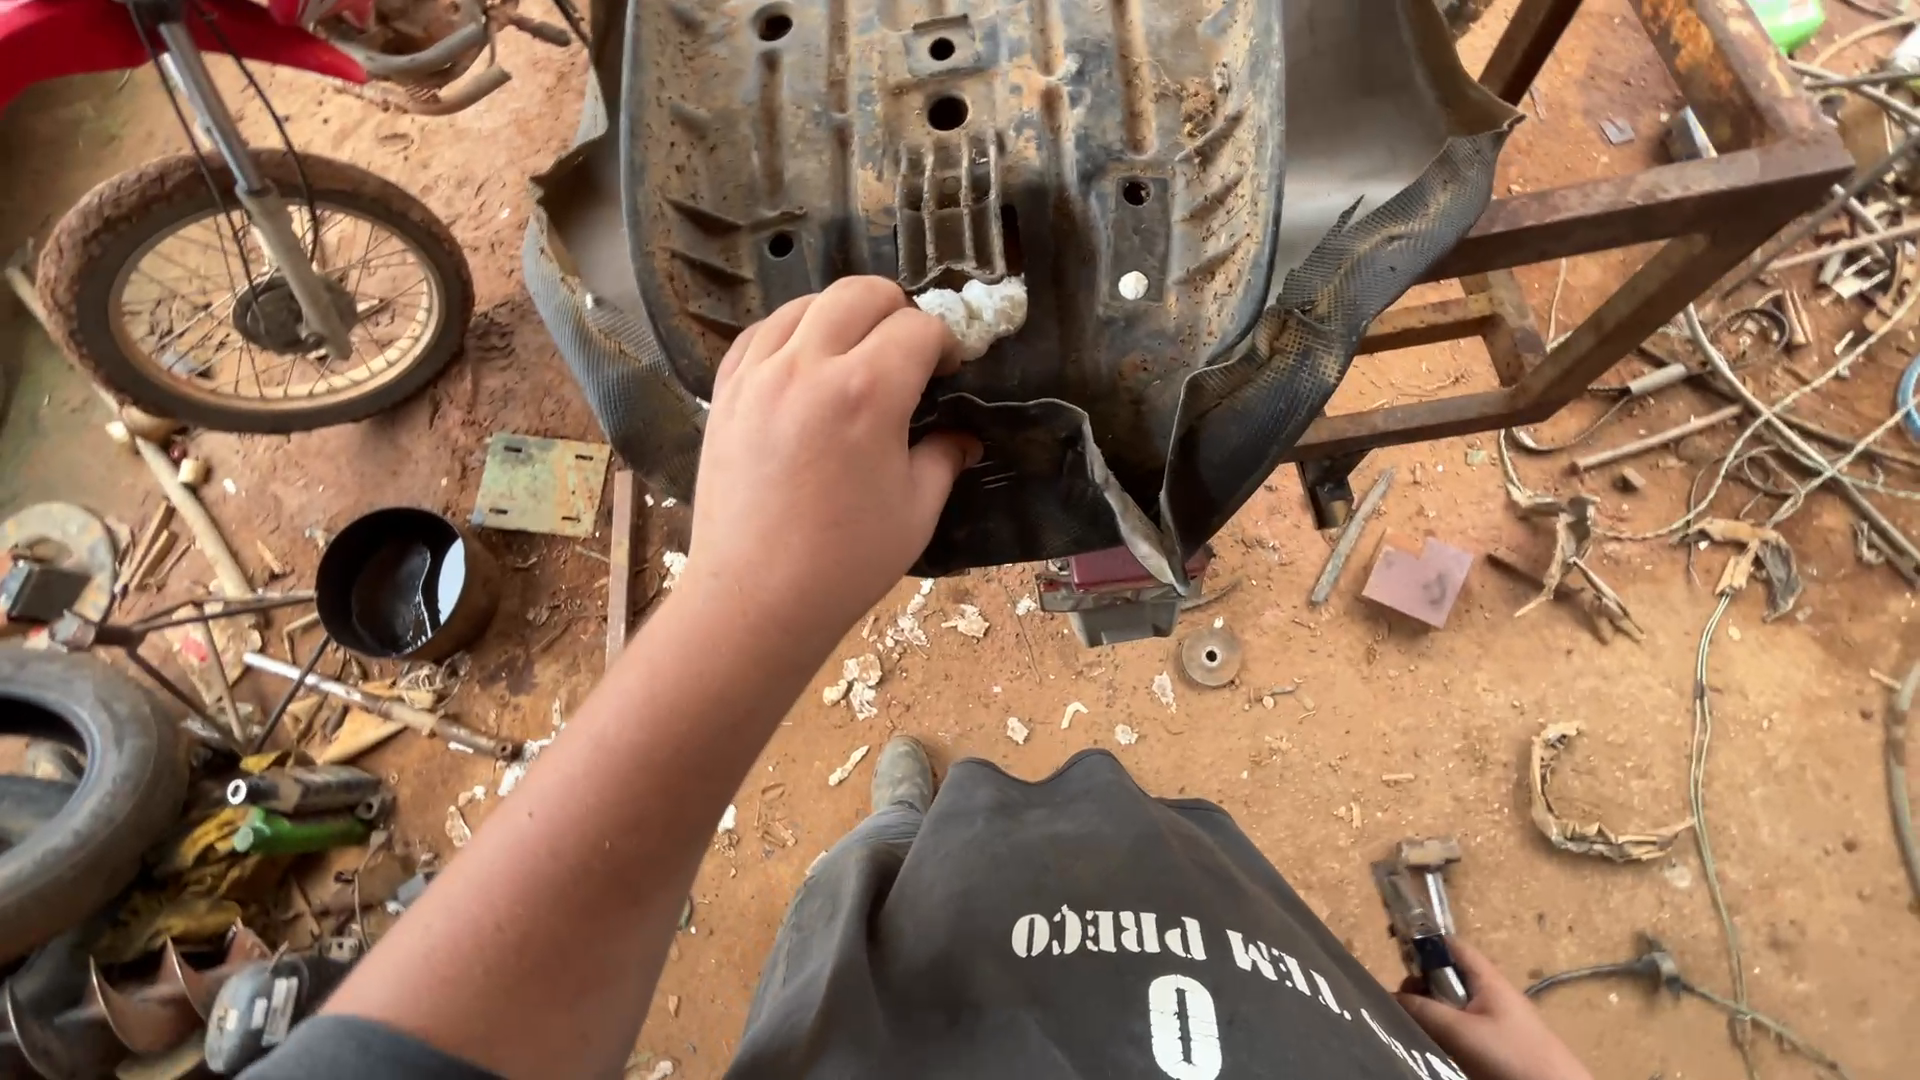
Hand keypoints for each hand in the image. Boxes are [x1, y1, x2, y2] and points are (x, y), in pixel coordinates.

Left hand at [684, 276, 978, 637]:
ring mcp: (758, 375)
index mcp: (868, 392)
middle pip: (860, 293)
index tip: (948, 370)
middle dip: (898, 310)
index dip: (945, 343)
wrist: (756, 598)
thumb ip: (944, 458)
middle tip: (909, 351)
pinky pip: (760, 334)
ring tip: (856, 354)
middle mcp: (808, 366)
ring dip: (843, 316)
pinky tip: (804, 364)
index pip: (918, 329)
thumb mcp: (916, 510)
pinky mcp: (725, 392)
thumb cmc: (846, 561)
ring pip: (806, 303)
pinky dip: (791, 334)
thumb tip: (964, 438)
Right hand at [1395, 940, 1592, 1079]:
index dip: (1424, 943)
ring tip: (1418, 1032)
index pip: (1451, 945)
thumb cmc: (1515, 1059)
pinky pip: (1464, 1032)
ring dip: (1433, 1014)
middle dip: (1422, 987)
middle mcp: (1492, 996)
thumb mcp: (1461, 1032)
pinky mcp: (1501, 1050)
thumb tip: (1388, 996)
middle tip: (1405, 1006)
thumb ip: (1423, 1010)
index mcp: (1487, 980)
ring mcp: (1498, 1024)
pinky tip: (1438, 1050)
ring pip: (1453, 1007)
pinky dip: (1447, 1036)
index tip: (1397, 956)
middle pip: (1447, 977)